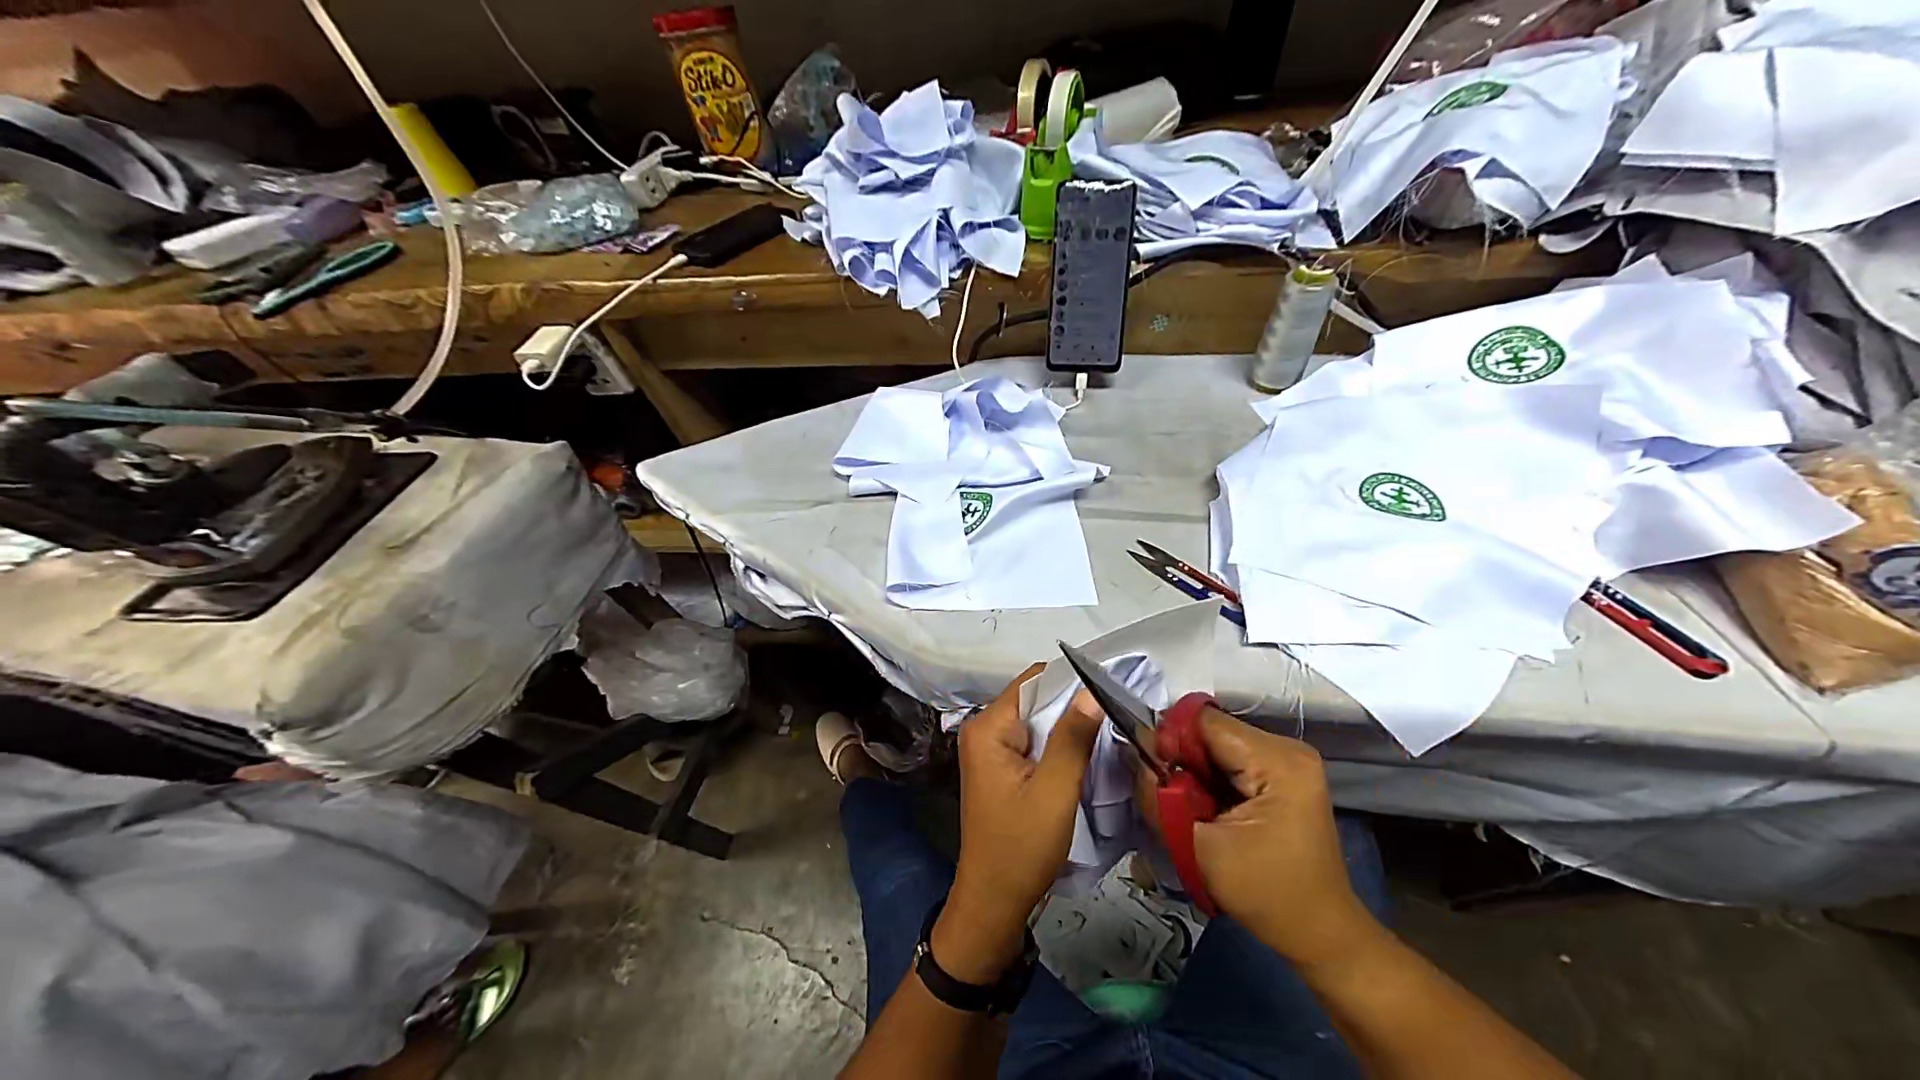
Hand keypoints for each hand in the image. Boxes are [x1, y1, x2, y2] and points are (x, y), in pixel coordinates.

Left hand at [931, 665, 1102, 984]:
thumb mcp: (1055, 790)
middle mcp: (983, 730)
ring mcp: (990, 750)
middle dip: (1073, 704)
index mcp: (988, 727)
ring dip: (1068, 726)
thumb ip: (1072, 737)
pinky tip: (1084, 754)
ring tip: (1108, 731)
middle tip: (1116, 712)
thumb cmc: (1022, 847)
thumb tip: (1092, 688)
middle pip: (1035, 699)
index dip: (1071, 681)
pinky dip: (1058, 745)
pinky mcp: (1001, 768)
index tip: (1111, 688)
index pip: (1033, 681)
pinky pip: (1034, 742)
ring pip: (1037, 721)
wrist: (995, 901)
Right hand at [1136, 707, 1382, 970]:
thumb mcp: (1200, 850)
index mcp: (1278, 760)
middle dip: (1181, 759)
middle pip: (1211, 731)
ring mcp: (1288, 760)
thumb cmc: (1267, 894)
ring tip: (1187, 807)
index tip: (1153, 772)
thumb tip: (1132, 756)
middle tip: (1167, 796)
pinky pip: (1231, 760)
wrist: (1320, 934)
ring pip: (1217, 745)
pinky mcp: (1283, 775)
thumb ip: (1158, 798)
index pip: (1205, 721)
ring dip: (1194, 771)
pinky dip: (1209, 780)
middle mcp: (1287, 748)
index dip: (1169, 739)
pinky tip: (1206, 808)